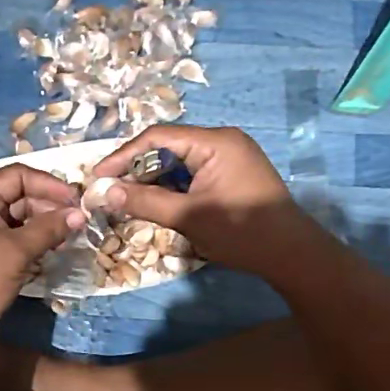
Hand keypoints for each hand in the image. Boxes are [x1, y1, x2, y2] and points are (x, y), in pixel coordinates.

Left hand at [0, 166, 84, 336]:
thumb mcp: (18, 250)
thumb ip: (49, 228)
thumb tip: (79, 214)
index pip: (15, 175)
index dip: (48, 184)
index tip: (75, 200)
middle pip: (17, 195)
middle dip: (48, 206)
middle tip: (76, 222)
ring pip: (17, 218)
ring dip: (43, 225)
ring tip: (67, 237)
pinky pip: (11, 237)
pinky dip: (31, 240)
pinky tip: (51, 249)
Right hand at [91, 125, 300, 269]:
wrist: (291, 253)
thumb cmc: (241, 232)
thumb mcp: (188, 217)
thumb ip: (145, 202)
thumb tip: (105, 193)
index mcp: (215, 142)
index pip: (158, 137)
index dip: (123, 156)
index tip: (98, 176)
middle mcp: (222, 141)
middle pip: (166, 146)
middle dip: (135, 169)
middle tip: (108, 190)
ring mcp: (228, 157)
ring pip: (176, 161)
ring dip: (150, 179)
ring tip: (124, 199)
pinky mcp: (229, 174)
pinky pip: (190, 172)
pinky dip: (169, 186)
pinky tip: (152, 202)